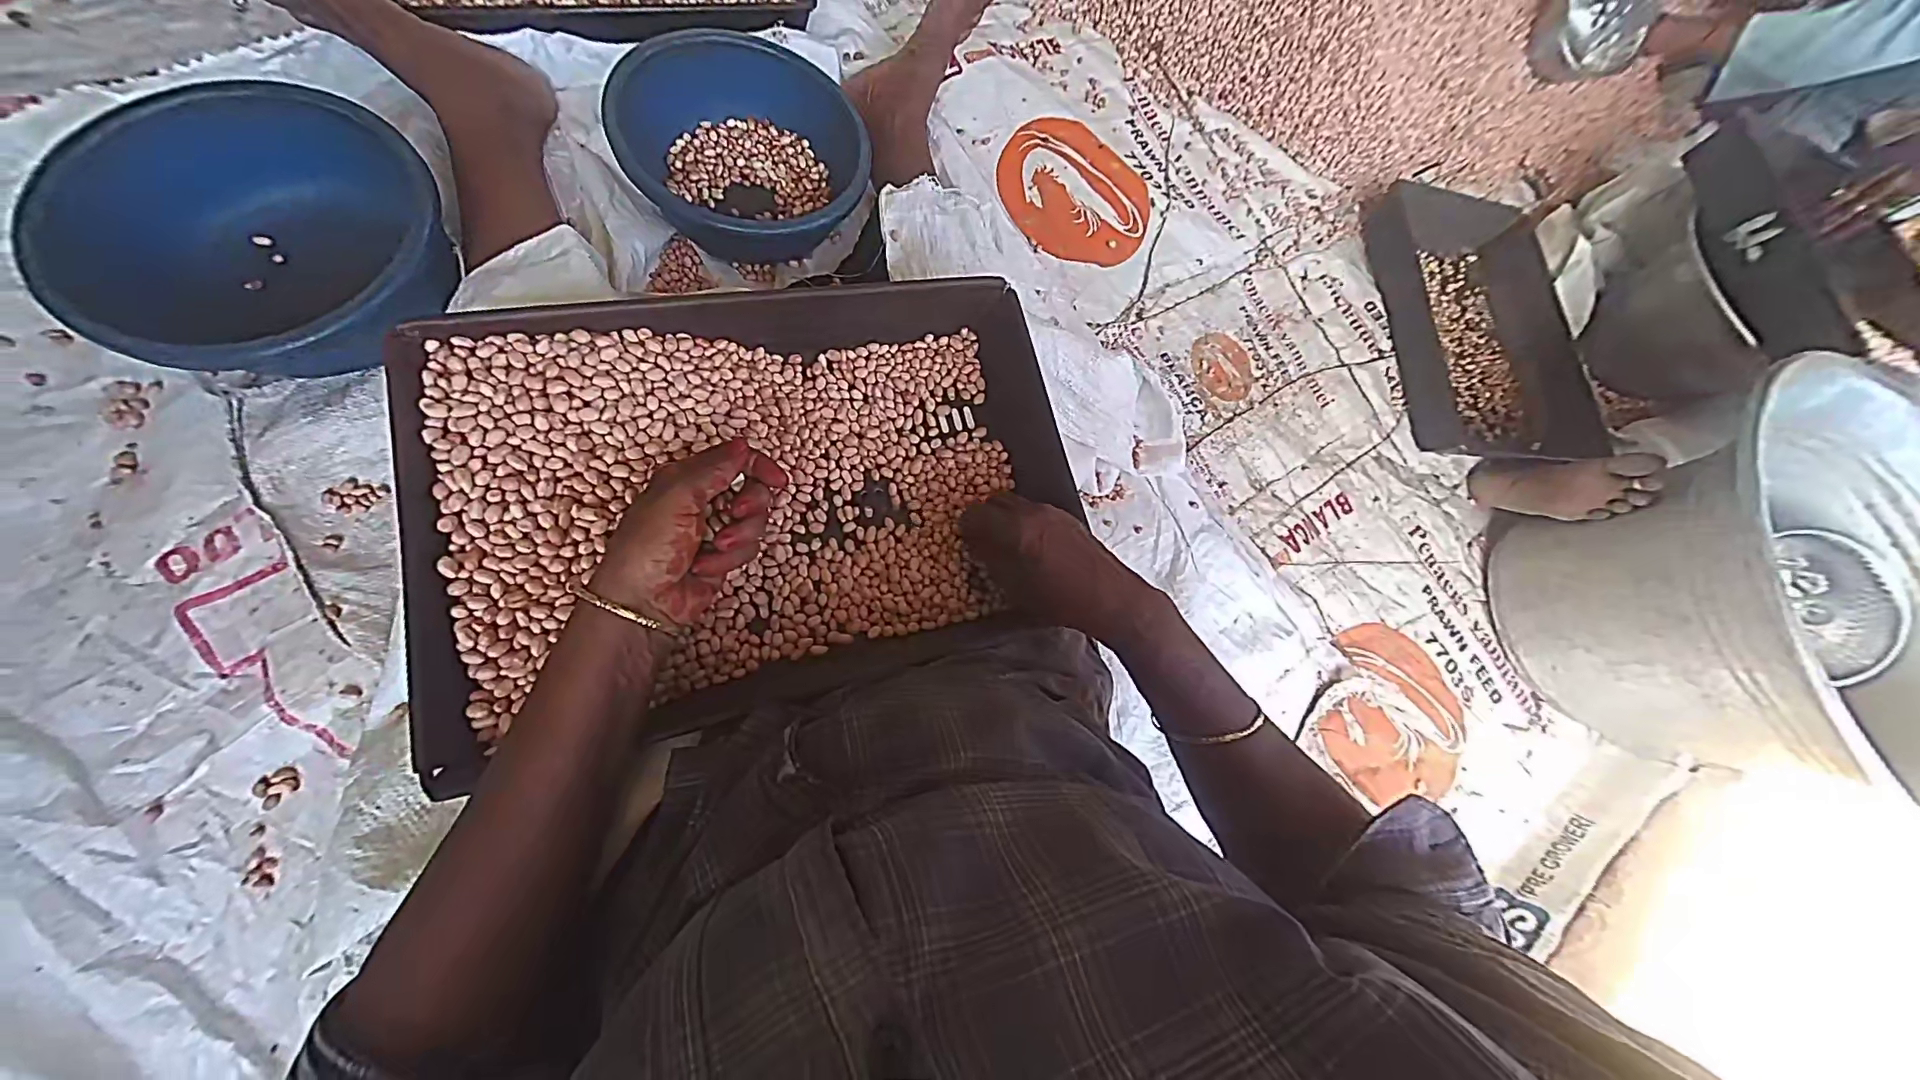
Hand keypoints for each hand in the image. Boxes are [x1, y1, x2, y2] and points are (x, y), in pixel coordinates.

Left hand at [589, 439, 787, 631]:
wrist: (642, 601)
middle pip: (753, 491)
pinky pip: (748, 549)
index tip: (778, 480)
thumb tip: (742, 446)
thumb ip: (712, 468)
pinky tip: (704, 567)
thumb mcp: (676, 496)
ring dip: (738, 536)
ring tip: (715, 546)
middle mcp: (703, 501)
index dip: (759, 466)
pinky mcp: (724, 556)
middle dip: (751, 504)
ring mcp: (715, 530)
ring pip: (755, 522)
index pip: (734, 461)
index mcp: (688, 479)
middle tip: (737, 513)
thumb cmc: (646, 548)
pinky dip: (729, 559)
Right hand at [959, 493, 1168, 645]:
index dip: (965, 525)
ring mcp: (1054, 513)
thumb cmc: (1062, 600)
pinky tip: (1027, 544)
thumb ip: (992, 561)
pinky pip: (1035, 511)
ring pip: (1018, 504)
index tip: (963, 536)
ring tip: (1002, 542)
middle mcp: (1035, 513)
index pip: (977, 514)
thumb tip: (977, 546)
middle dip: (984, 516)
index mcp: (1018, 529)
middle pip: (996, 501)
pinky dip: (1024, 521)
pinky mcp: (1068, 519)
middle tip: (978, 537)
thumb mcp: (1016, 587)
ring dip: (1005, 517)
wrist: (1111, 599)